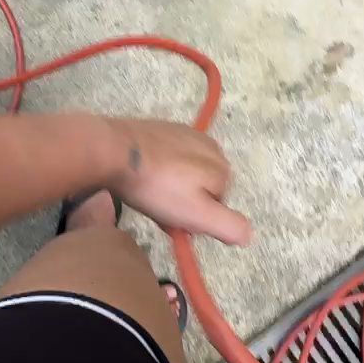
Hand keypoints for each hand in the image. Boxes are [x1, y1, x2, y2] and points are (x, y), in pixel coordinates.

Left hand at [107, 119, 251, 245]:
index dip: (196, 217)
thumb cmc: (156, 187)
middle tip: (158, 208)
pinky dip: (160, 167)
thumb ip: (228, 225)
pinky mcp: (164, 128)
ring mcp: (187, 133)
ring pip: (186, 172)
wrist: (114, 150)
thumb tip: (249, 235)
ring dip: (172, 185)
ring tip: (148, 192)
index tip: (173, 220)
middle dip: (185, 200)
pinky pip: (169, 156)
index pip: (218, 205)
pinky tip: (143, 173)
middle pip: (203, 187)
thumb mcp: (196, 214)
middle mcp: (212, 147)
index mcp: (223, 168)